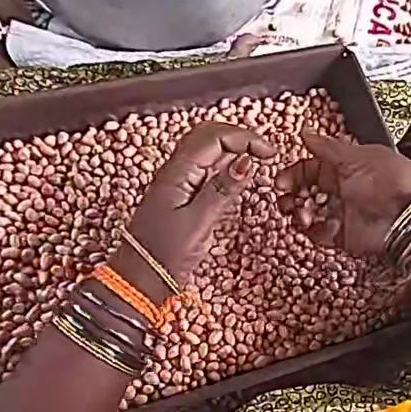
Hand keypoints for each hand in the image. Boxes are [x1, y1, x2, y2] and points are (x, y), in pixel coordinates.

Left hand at [121, 121, 275, 297]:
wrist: (141, 276)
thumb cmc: (166, 254)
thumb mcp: (199, 223)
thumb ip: (222, 190)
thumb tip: (246, 161)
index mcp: (177, 173)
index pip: (214, 138)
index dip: (245, 138)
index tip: (269, 152)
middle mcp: (175, 171)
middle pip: (209, 135)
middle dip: (239, 136)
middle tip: (265, 151)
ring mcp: (178, 182)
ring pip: (206, 150)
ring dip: (232, 147)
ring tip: (257, 158)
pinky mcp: (181, 194)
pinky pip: (204, 168)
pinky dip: (224, 164)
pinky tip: (237, 174)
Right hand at [274, 129, 410, 254]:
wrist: (409, 213)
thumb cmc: (388, 179)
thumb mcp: (354, 158)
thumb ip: (325, 148)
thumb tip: (304, 131)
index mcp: (342, 166)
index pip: (308, 169)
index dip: (292, 175)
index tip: (280, 181)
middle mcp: (339, 189)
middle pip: (304, 193)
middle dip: (290, 197)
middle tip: (285, 200)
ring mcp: (340, 213)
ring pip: (307, 214)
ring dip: (299, 214)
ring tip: (302, 215)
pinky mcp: (342, 235)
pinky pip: (318, 234)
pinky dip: (316, 231)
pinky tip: (326, 226)